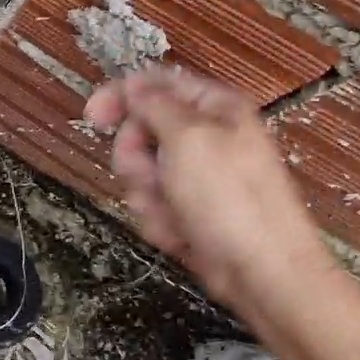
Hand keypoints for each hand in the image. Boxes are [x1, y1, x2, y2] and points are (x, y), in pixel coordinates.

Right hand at [85, 64, 330, 309]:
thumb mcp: (188, 137)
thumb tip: (133, 85)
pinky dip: (159, 218)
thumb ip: (154, 103)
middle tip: (149, 176)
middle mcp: (205, 135)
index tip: (93, 117)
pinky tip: (180, 232)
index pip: (154, 83)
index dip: (121, 95)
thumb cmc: (230, 198)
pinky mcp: (189, 209)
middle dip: (136, 156)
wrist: (266, 276)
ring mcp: (197, 175)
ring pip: (141, 169)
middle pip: (141, 128)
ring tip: (172, 211)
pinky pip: (153, 202)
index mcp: (213, 107)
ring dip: (147, 192)